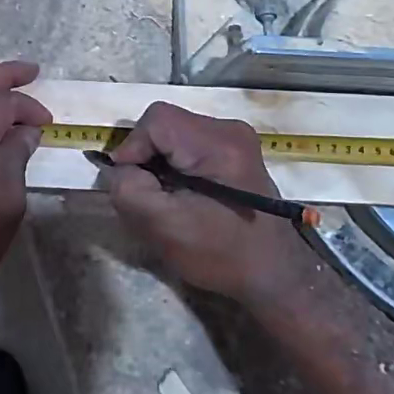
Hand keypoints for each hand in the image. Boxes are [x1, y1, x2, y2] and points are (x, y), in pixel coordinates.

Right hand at [104, 102, 319, 307]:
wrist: (274, 273)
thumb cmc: (221, 254)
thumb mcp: (165, 229)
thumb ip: (131, 191)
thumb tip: (119, 167)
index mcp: (219, 143)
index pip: (156, 120)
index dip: (133, 148)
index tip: (134, 185)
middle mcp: (230, 128)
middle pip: (166, 123)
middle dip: (147, 156)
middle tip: (151, 195)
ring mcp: (235, 136)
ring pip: (175, 131)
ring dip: (160, 161)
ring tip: (168, 197)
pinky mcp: (235, 148)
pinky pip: (190, 142)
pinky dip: (176, 163)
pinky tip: (185, 193)